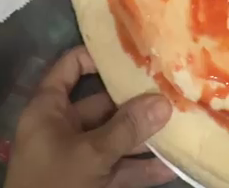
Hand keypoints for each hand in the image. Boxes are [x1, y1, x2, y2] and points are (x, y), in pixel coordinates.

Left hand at [6, 46, 174, 187]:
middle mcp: (61, 127)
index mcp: (49, 109)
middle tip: (170, 93)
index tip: (133, 53)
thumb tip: (164, 101)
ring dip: (143, 138)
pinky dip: (139, 169)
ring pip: (113, 138)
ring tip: (179, 128)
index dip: (99, 56)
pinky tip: (169, 167)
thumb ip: (127, 128)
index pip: (71, 66)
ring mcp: (75, 157)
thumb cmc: (54, 185)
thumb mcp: (91, 155)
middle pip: (102, 104)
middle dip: (136, 104)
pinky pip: (117, 169)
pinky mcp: (87, 183)